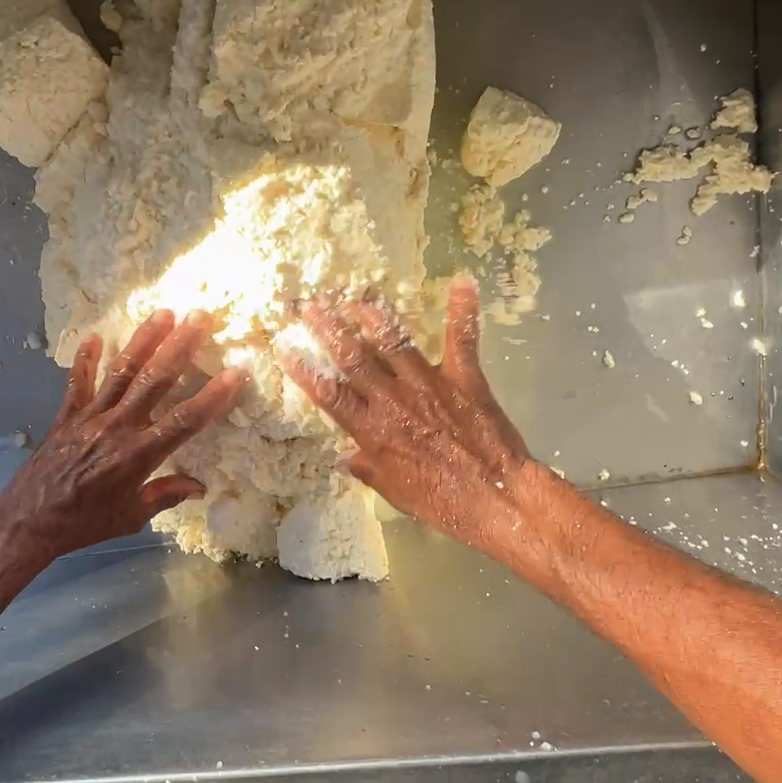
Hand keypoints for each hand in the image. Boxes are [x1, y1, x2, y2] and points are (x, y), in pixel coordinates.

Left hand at [0, 309, 247, 562]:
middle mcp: (117, 427)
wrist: (30, 520)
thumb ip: (165, 496)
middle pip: (155, 380)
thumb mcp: (131, 517)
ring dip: (143, 340)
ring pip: (122, 371)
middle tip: (199, 317)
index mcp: (139, 455)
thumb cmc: (85, 523)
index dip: (213, 396)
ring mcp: (90, 417)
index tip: (236, 372)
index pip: (185, 420)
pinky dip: (85, 358)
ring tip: (162, 313)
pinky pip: (78, 382)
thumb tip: (199, 487)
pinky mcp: (66, 415)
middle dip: (179, 346)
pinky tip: (94, 335)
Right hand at [281, 277, 556, 558]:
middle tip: (310, 304)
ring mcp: (429, 384)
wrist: (496, 498)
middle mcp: (394, 400)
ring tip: (353, 293)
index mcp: (373, 430)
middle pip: (353, 356)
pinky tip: (462, 281)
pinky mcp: (464, 377)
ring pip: (393, 340)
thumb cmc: (441, 502)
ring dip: (371, 313)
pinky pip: (460, 338)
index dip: (305, 370)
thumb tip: (345, 457)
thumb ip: (368, 469)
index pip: (330, 394)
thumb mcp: (394, 492)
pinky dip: (462, 309)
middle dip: (328, 327)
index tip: (285, 347)